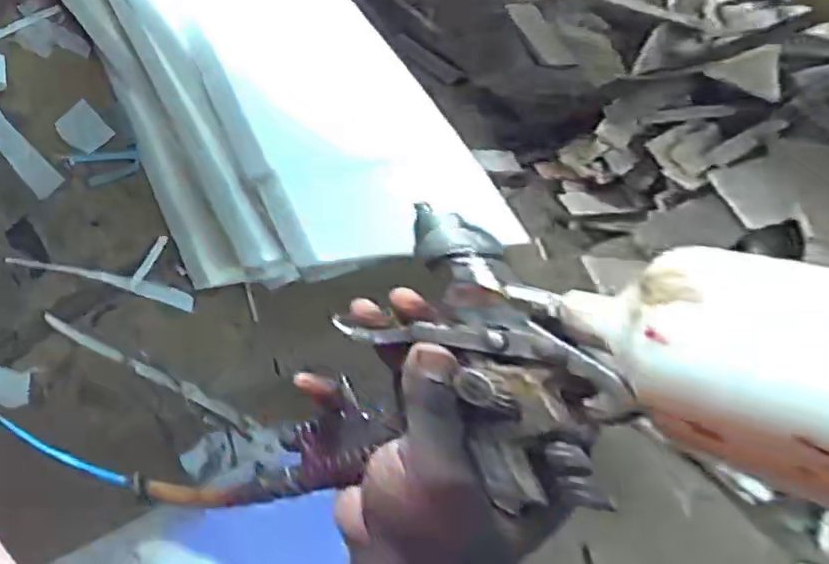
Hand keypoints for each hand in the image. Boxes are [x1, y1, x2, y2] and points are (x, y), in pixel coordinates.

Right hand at [297, 289, 563, 563]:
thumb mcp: (441, 470)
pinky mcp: (389, 439)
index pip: (519, 383)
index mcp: (518, 453)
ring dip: (380, 342)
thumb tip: (432, 343)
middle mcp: (481, 438)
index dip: (495, 340)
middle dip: (424, 330)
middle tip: (401, 298)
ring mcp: (432, 436)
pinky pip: (364, 403)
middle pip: (457, 369)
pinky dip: (334, 393)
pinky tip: (310, 385)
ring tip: (358, 309)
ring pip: (410, 375)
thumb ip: (435, 407)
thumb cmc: (435, 530)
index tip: (465, 304)